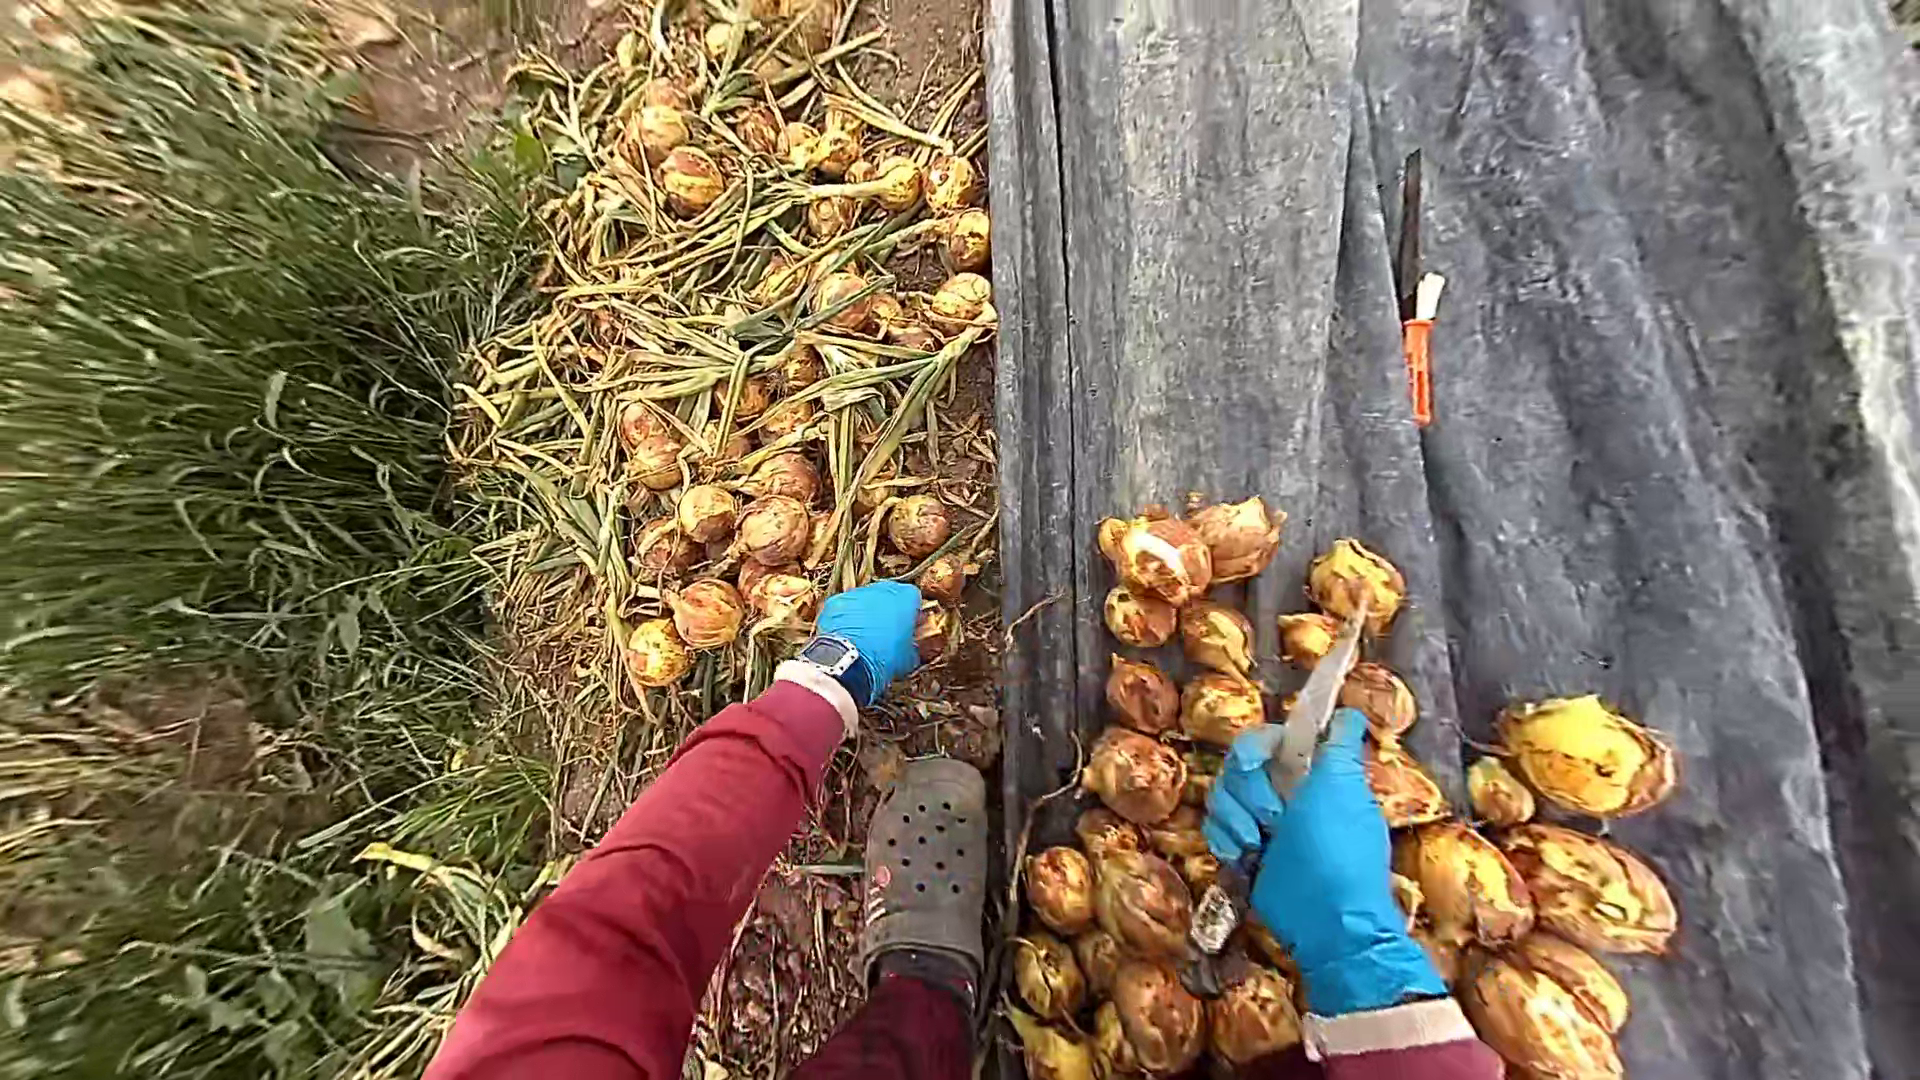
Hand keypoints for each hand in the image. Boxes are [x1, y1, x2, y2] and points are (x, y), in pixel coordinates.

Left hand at [815, 581, 921, 704]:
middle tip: (887, 631)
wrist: (847, 662)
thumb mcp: (907, 658)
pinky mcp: (835, 601)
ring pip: (866, 599)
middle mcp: (881, 590)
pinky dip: (846, 617)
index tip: (909, 625)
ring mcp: (857, 594)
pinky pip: (845, 607)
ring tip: (865, 636)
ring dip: (867, 612)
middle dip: (889, 609)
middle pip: (889, 594)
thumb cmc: (882, 659)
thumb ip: (913, 644)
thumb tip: (911, 647)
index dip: (911, 612)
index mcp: (905, 599)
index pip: (913, 597)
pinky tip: (847, 635)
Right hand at [1203, 709, 1444, 1015]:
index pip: (1265, 738)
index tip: (1252, 763)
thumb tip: (1351, 713)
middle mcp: (1281, 791)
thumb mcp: (1344, 791)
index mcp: (1307, 774)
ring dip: (1236, 819)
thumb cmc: (1338, 850)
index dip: (1254, 746)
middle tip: (1274, 819)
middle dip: (1248, 791)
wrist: (1327, 919)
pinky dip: (1224, 839)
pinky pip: (1212, 823)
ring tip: (1259, 845)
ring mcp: (1259, 820)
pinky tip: (1243, 857)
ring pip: (1220, 792)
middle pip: (1236, 764)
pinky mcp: (1240, 845)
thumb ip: (1341, 747)